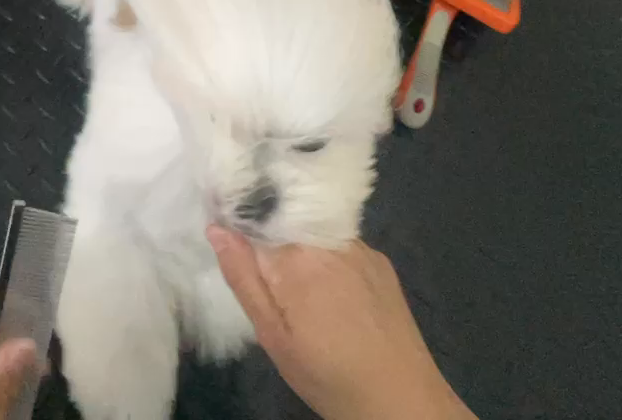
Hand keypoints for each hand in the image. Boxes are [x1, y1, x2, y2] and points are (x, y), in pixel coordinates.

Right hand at [207, 227, 474, 419]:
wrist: (404, 404)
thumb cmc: (328, 374)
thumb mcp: (273, 336)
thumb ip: (243, 277)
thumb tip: (216, 228)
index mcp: (295, 257)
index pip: (252, 219)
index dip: (239, 227)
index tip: (233, 243)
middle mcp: (326, 238)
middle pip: (282, 221)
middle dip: (270, 240)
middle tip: (274, 284)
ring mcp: (358, 246)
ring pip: (310, 230)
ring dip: (299, 247)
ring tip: (305, 291)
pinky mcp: (379, 259)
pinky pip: (338, 242)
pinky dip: (327, 255)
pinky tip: (333, 291)